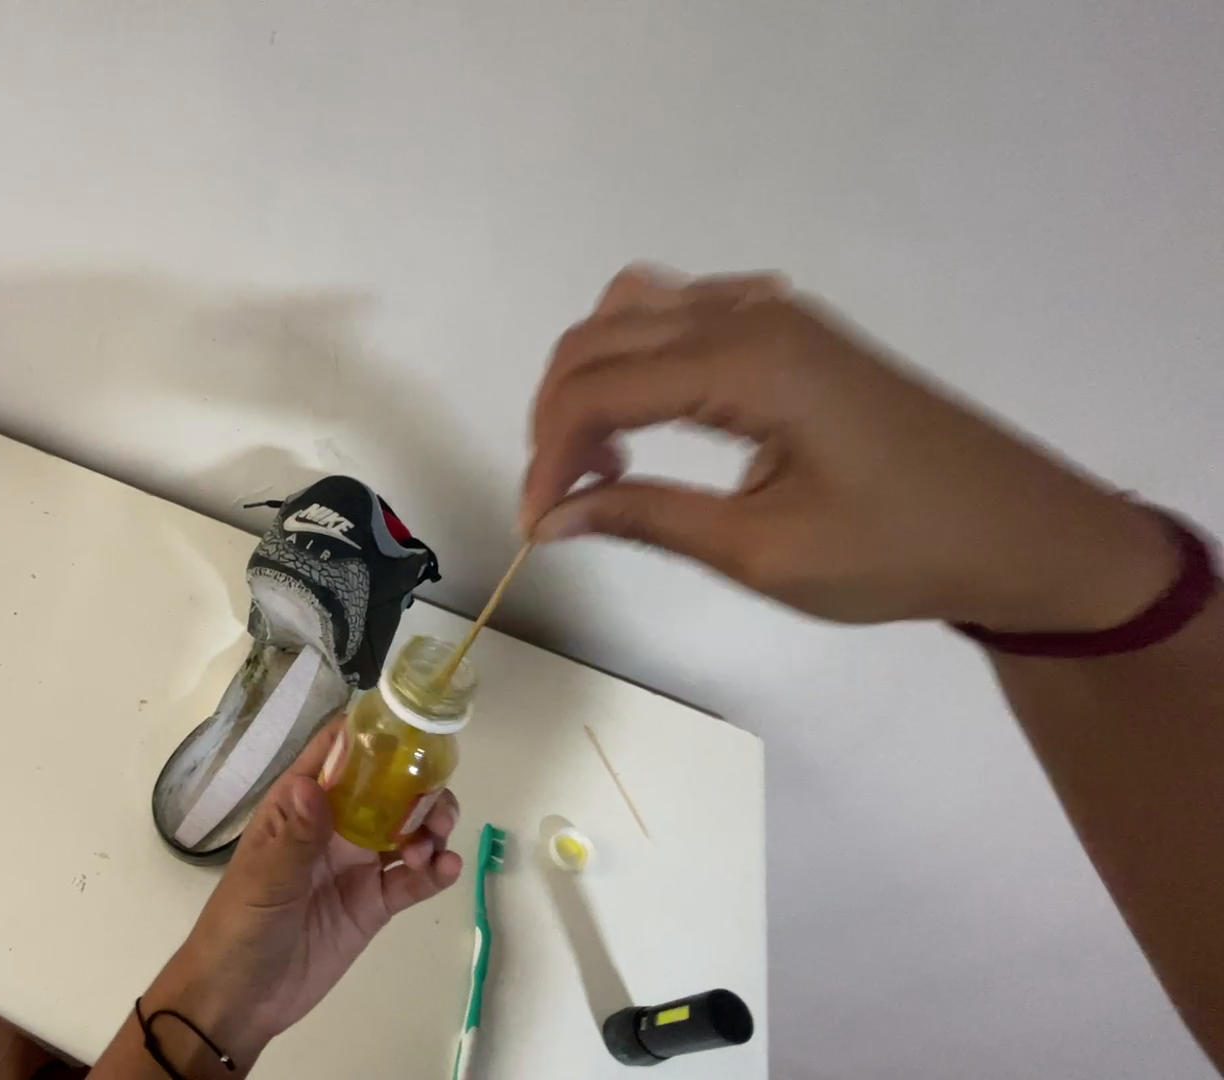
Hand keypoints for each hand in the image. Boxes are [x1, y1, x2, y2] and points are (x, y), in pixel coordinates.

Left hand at [142, 720, 460, 1068]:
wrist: (240, 1001)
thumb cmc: (240, 924)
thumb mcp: (264, 879)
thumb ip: (296, 836)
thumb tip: (312, 785)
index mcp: (300, 802)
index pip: (336, 752)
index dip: (371, 735)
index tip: (410, 732)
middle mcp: (333, 823)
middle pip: (384, 786)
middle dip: (416, 786)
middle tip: (435, 806)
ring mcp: (357, 862)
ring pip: (405, 827)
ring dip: (430, 825)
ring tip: (435, 842)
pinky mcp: (374, 902)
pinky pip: (411, 878)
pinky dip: (435, 870)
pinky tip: (446, 868)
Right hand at [521, 265, 1179, 632]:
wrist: (1027, 535)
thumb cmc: (899, 552)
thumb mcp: (759, 552)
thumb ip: (643, 519)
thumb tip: (549, 521)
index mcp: (747, 367)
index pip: (597, 393)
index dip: (547, 460)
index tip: (535, 526)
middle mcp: (748, 316)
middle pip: (593, 342)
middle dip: (554, 422)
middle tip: (564, 499)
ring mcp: (767, 311)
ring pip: (622, 313)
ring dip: (585, 381)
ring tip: (604, 455)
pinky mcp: (779, 325)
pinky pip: (668, 308)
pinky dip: (628, 355)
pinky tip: (649, 409)